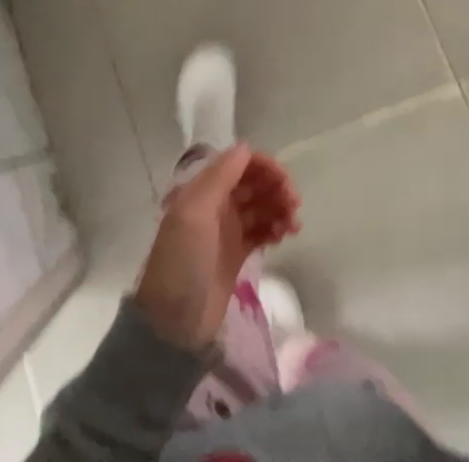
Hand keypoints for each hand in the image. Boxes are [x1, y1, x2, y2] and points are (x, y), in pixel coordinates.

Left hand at [135, 145, 300, 348]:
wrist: (174, 321)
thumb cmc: (182, 261)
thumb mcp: (194, 213)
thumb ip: (219, 177)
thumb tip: (246, 147)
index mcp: (201, 191)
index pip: (238, 163)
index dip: (263, 166)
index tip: (284, 181)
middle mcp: (214, 205)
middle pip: (252, 183)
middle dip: (275, 187)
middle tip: (294, 205)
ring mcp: (226, 230)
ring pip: (261, 206)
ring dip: (279, 208)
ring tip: (292, 226)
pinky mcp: (237, 254)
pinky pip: (262, 230)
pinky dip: (275, 227)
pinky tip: (285, 235)